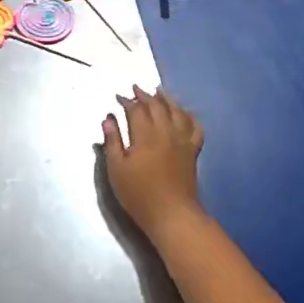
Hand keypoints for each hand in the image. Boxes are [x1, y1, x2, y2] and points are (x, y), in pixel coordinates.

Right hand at [101, 86, 204, 236]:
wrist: (171, 213)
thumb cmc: (139, 194)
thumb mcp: (117, 170)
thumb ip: (112, 142)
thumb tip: (108, 119)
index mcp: (145, 135)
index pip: (136, 110)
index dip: (127, 101)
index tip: (119, 97)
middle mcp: (166, 131)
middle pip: (157, 106)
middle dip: (145, 95)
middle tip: (137, 89)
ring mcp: (182, 140)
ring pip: (177, 111)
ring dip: (167, 99)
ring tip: (160, 92)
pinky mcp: (193, 150)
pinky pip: (195, 127)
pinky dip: (189, 116)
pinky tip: (184, 113)